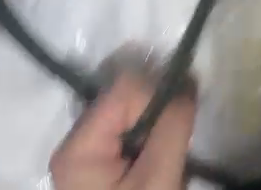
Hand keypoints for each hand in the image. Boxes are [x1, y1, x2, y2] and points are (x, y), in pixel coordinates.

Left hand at [50, 78, 196, 189]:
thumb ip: (173, 124)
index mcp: (79, 146)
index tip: (181, 119)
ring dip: (155, 124)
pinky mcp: (94, 164)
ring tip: (167, 153)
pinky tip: (155, 159)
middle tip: (177, 137)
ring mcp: (82, 154)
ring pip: (128, 112)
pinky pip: (125, 131)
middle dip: (157, 109)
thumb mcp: (159, 179)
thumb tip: (187, 81)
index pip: (125, 88)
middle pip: (124, 96)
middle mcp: (73, 142)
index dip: (158, 94)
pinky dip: (147, 136)